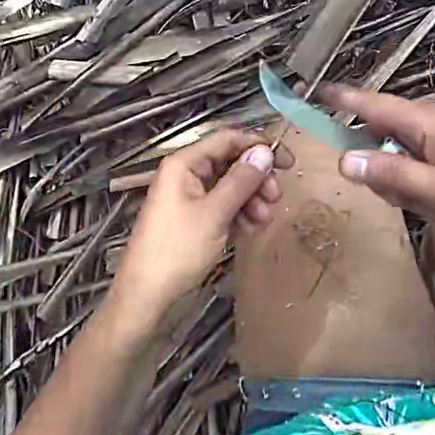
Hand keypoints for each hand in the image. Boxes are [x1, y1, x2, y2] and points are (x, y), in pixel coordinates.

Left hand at [110, 129, 290, 321]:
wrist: (147, 294)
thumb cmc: (176, 249)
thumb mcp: (214, 213)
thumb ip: (241, 181)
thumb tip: (265, 152)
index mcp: (184, 164)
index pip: (227, 140)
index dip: (258, 146)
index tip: (288, 162)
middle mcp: (187, 174)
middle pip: (231, 163)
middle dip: (257, 179)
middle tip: (276, 197)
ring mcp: (190, 197)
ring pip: (231, 187)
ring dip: (251, 199)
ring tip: (262, 220)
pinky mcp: (195, 219)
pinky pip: (224, 207)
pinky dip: (240, 214)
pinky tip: (250, 229)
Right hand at [321, 85, 434, 248]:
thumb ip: (390, 173)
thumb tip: (344, 158)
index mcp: (432, 124)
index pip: (378, 105)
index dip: (346, 100)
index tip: (317, 94)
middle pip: (385, 135)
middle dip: (376, 162)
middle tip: (390, 193)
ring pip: (400, 158)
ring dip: (398, 182)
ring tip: (422, 206)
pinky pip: (419, 172)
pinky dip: (416, 190)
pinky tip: (434, 208)